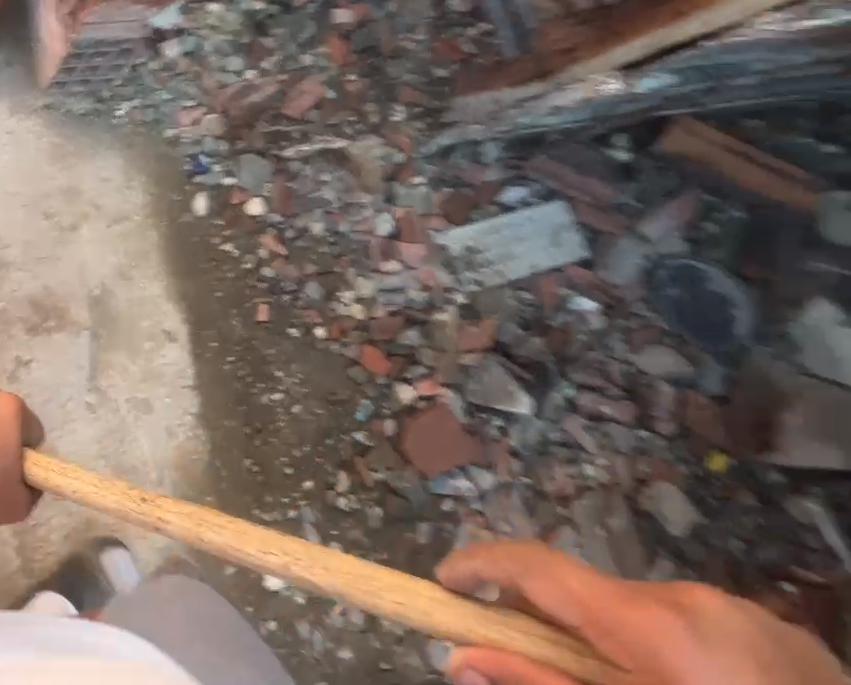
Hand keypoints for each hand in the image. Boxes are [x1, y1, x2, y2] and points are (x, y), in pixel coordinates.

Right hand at [437, 541, 844, 684]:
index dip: (476, 565)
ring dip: (620, 641)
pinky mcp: (793, 637)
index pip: (533, 564)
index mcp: (648, 621)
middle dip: (554, 623)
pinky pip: (704, 627)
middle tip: (534, 662)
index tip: (444, 584)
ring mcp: (750, 614)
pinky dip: (677, 653)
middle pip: (590, 593)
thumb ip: (537, 684)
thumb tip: (455, 658)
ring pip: (646, 611)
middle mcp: (692, 598)